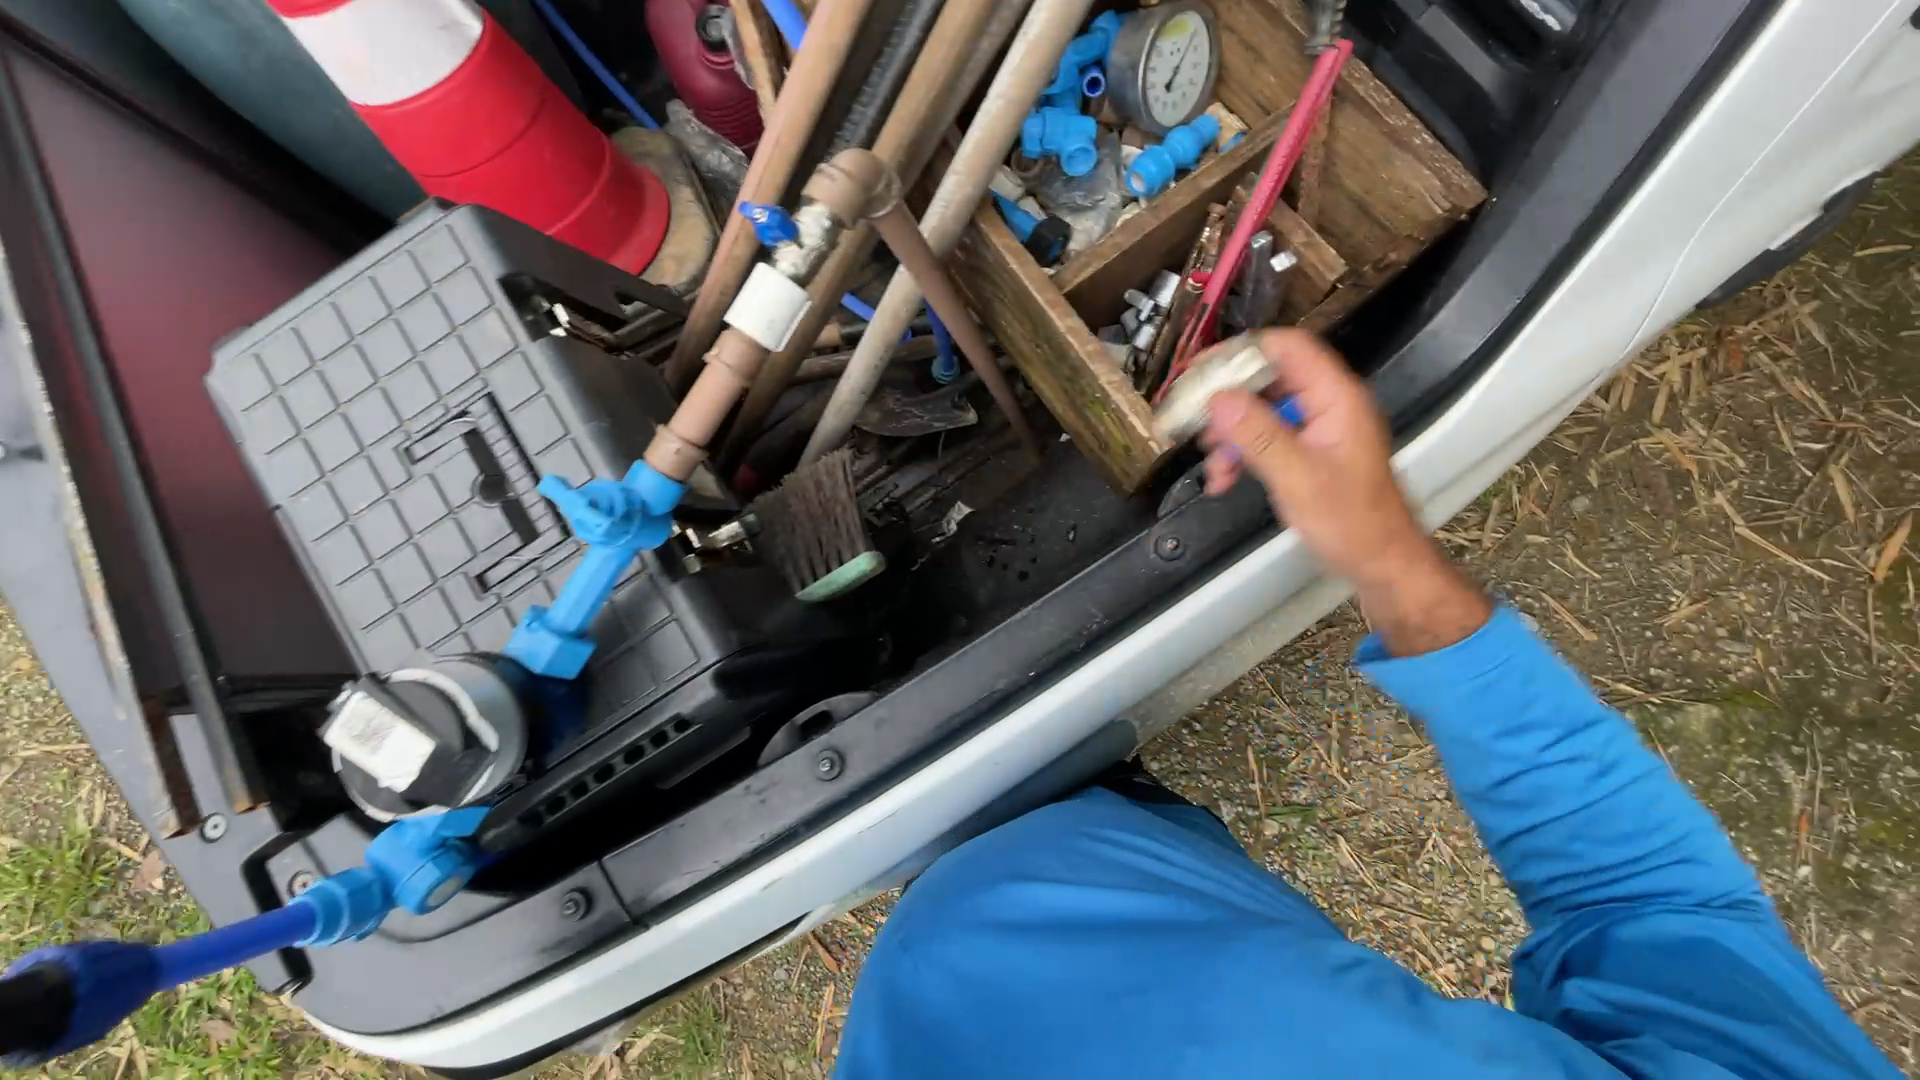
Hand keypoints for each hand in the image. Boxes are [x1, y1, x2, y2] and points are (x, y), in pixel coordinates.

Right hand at [1201, 330, 1489, 654]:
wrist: (1379, 562)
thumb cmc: (1354, 523)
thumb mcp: (1299, 477)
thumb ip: (1258, 434)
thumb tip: (1219, 399)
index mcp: (1335, 399)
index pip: (1287, 348)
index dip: (1241, 352)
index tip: (1201, 370)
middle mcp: (1325, 406)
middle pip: (1266, 380)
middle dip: (1226, 402)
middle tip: (1192, 420)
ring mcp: (1314, 429)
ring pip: (1258, 412)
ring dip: (1228, 436)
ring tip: (1213, 465)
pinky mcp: (1304, 452)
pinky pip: (1262, 439)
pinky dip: (1238, 455)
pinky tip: (1223, 479)